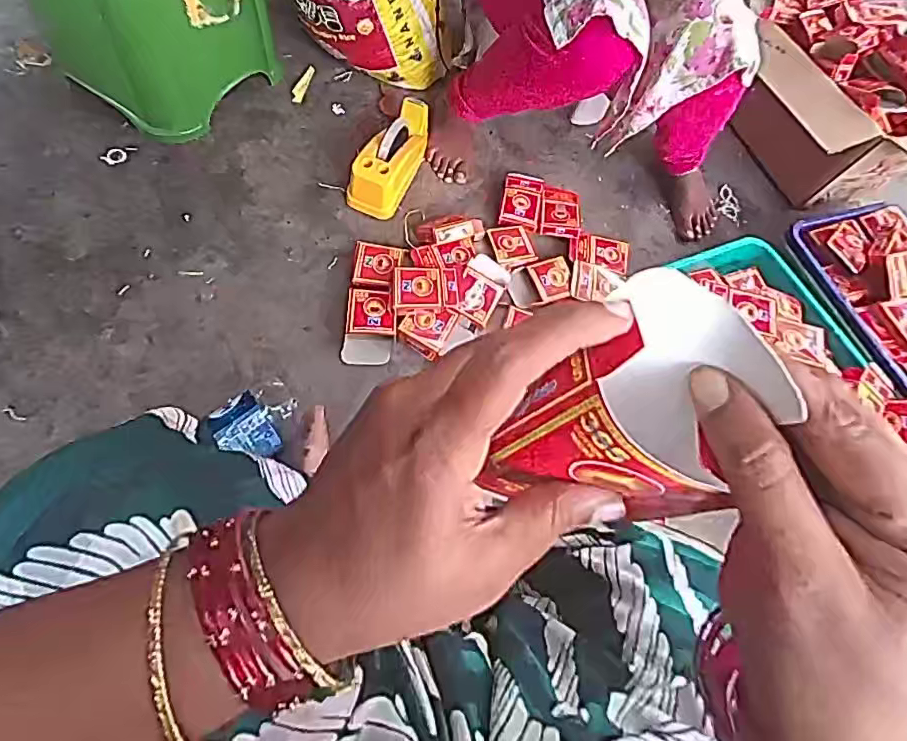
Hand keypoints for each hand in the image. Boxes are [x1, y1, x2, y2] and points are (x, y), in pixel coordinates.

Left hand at [257, 301, 632, 662]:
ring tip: (577, 357)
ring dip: (529, 346)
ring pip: (475, 350)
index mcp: (438, 447)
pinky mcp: (388, 399)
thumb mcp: (477, 571)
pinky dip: (498, 367)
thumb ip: (544, 520)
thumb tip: (606, 495)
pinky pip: (454, 369)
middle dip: (558, 326)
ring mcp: (396, 395)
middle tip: (609, 332)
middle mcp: (414, 403)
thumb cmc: (387, 587)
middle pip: (496, 343)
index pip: (508, 364)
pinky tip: (522, 389)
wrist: (293, 581)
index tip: (614, 317)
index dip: (565, 329)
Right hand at [692, 364, 906, 740]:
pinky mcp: (846, 509)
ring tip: (711, 393)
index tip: (724, 359)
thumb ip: (759, 473)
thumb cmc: (820, 680)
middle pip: (838, 424)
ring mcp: (885, 507)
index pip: (854, 431)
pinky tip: (726, 427)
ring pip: (814, 432)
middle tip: (709, 371)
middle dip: (770, 395)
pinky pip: (798, 455)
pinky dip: (757, 437)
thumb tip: (717, 389)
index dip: (786, 386)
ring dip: (759, 411)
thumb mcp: (793, 575)